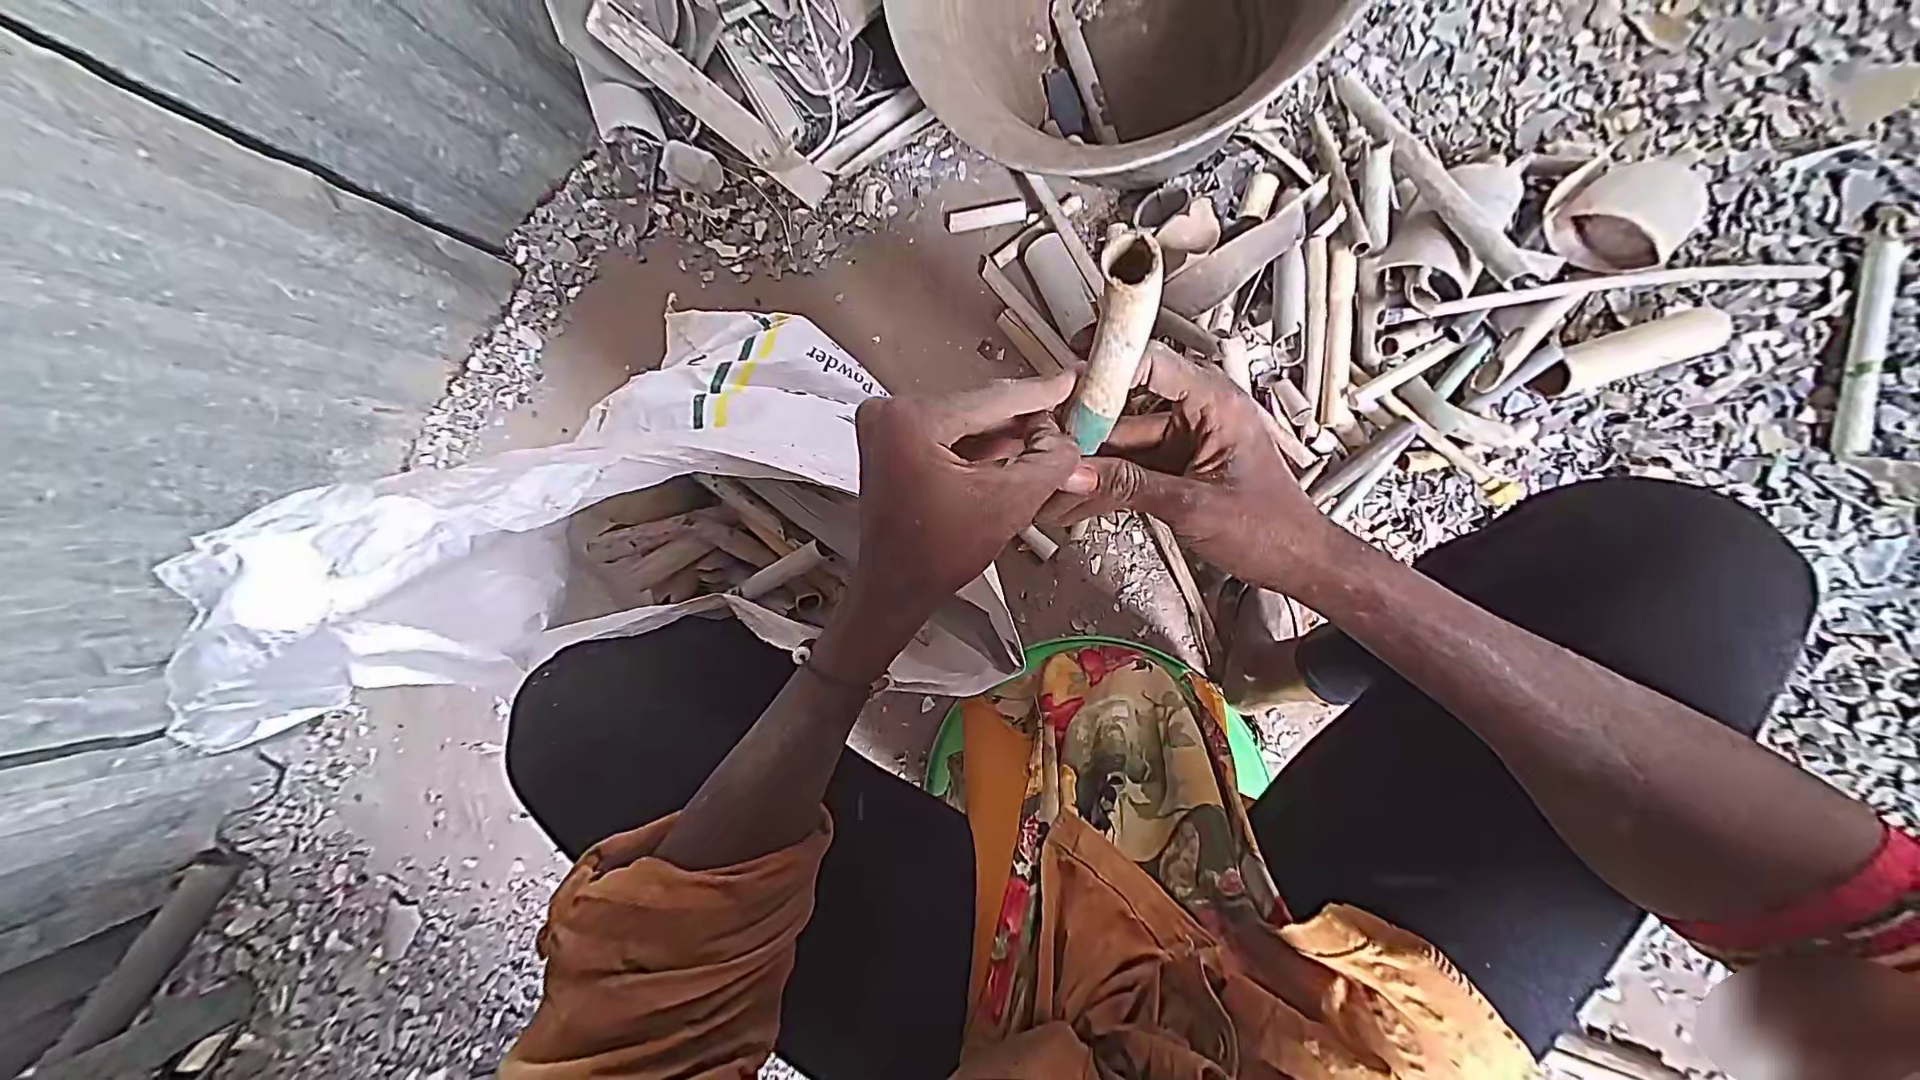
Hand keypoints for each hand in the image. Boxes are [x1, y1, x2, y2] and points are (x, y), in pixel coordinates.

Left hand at [815, 373, 1081, 677]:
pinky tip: (1016, 454)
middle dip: (1026, 421)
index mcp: (909, 420)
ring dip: (1007, 436)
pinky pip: (950, 436)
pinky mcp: (894, 446)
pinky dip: (983, 448)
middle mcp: (890, 415)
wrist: (896, 589)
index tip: (1067, 382)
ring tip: (1047, 442)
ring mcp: (888, 429)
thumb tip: (1068, 441)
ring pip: (967, 423)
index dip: (1041, 393)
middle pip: (979, 409)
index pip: (992, 398)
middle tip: (1065, 420)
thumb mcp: (1007, 503)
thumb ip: (1048, 463)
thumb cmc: (929, 558)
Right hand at [1037, 347, 1336, 591]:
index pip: (1152, 363)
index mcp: (1218, 404)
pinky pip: (1128, 466)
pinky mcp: (1172, 466)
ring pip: (1120, 440)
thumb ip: (1132, 487)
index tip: (1067, 380)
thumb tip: (1080, 475)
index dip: (1106, 366)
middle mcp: (1198, 414)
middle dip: (1083, 425)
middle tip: (1048, 439)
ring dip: (1088, 461)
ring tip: (1056, 478)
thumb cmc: (1273, 529)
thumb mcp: (1195, 506)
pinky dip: (1103, 481)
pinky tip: (1078, 496)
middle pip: (1125, 405)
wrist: (1294, 562)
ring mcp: (1182, 441)